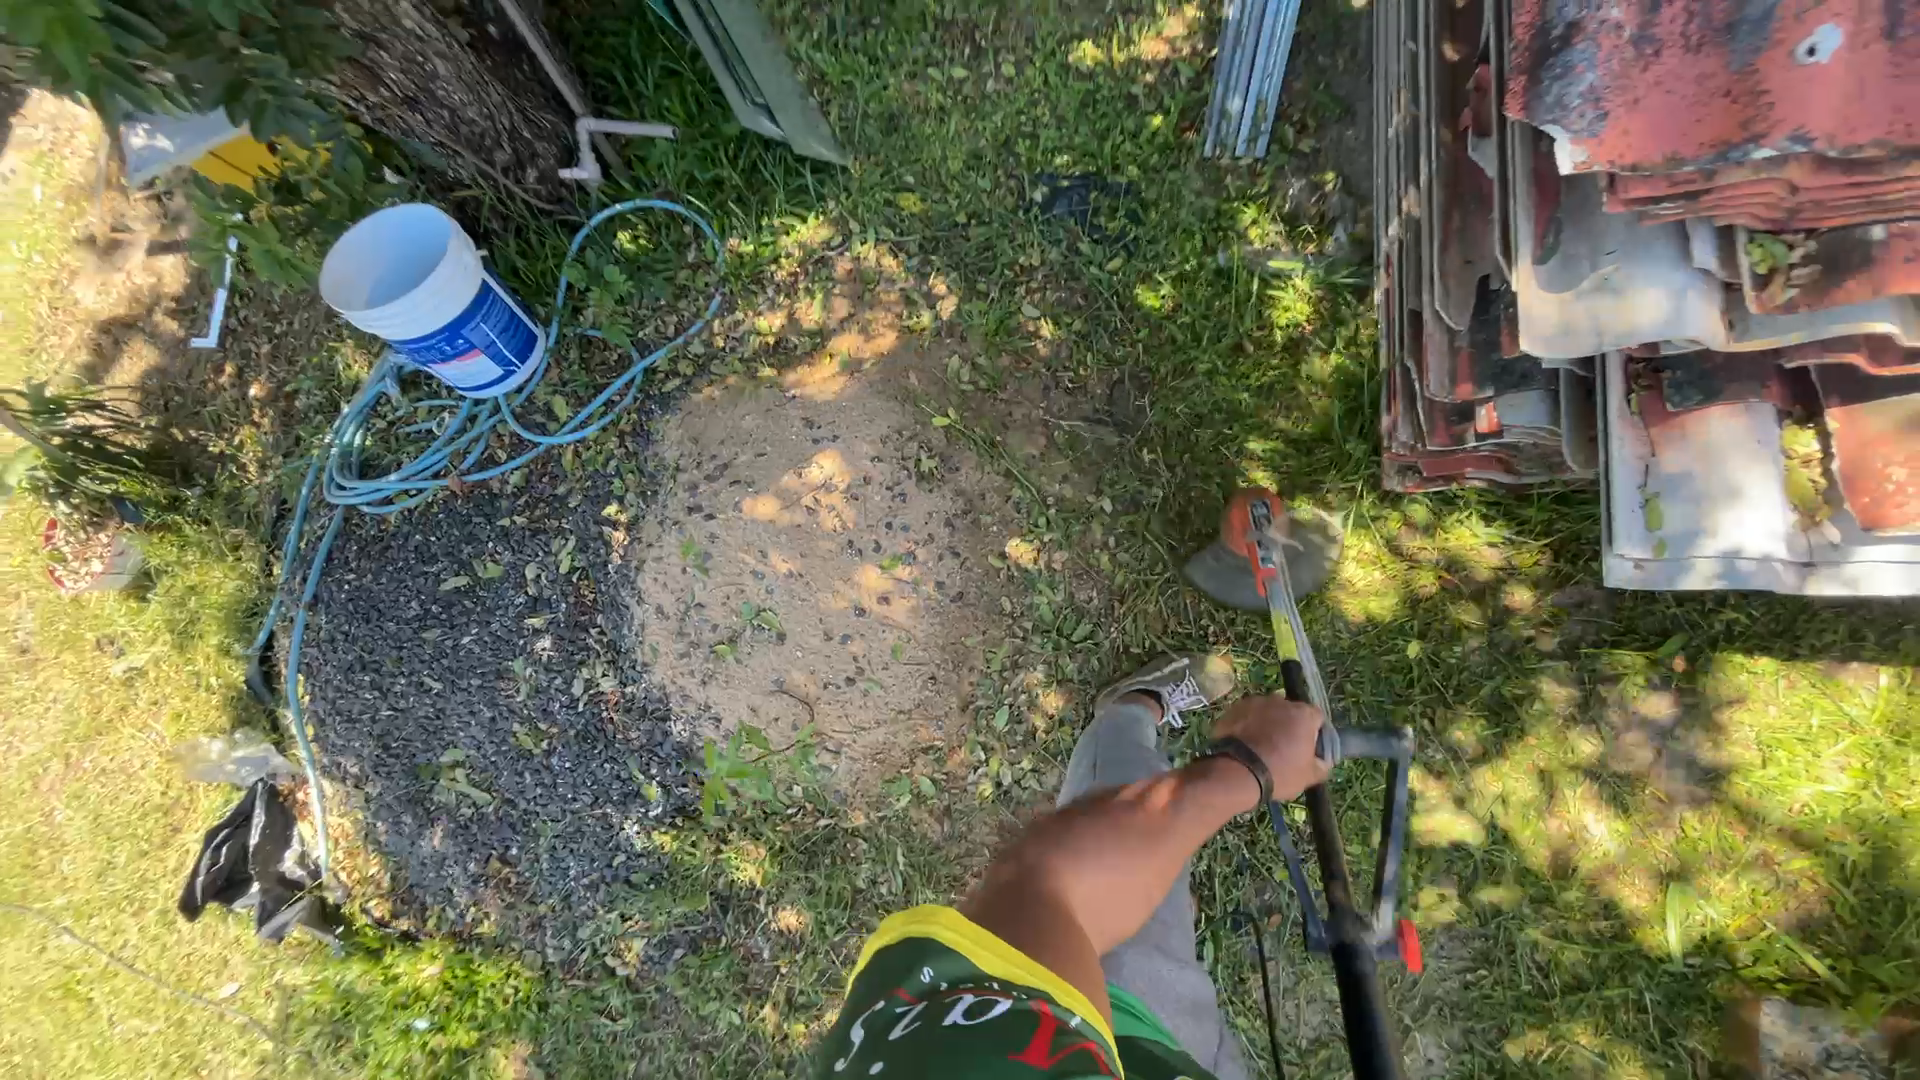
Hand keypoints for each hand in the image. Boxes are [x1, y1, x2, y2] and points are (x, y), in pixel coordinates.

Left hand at [1212, 694, 1330, 801]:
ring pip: (1267, 711)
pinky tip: (1245, 741)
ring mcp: (1255, 702)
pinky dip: (1249, 724)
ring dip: (1268, 722)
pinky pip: (1247, 714)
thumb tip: (1322, 760)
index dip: (1315, 731)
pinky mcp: (1234, 708)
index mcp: (1303, 714)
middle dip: (1290, 725)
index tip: (1309, 746)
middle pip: (1291, 711)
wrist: (1237, 771)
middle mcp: (1280, 701)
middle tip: (1284, 746)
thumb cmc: (1279, 773)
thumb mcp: (1310, 776)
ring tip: (1262, 745)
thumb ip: (1322, 764)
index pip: (1317, 717)